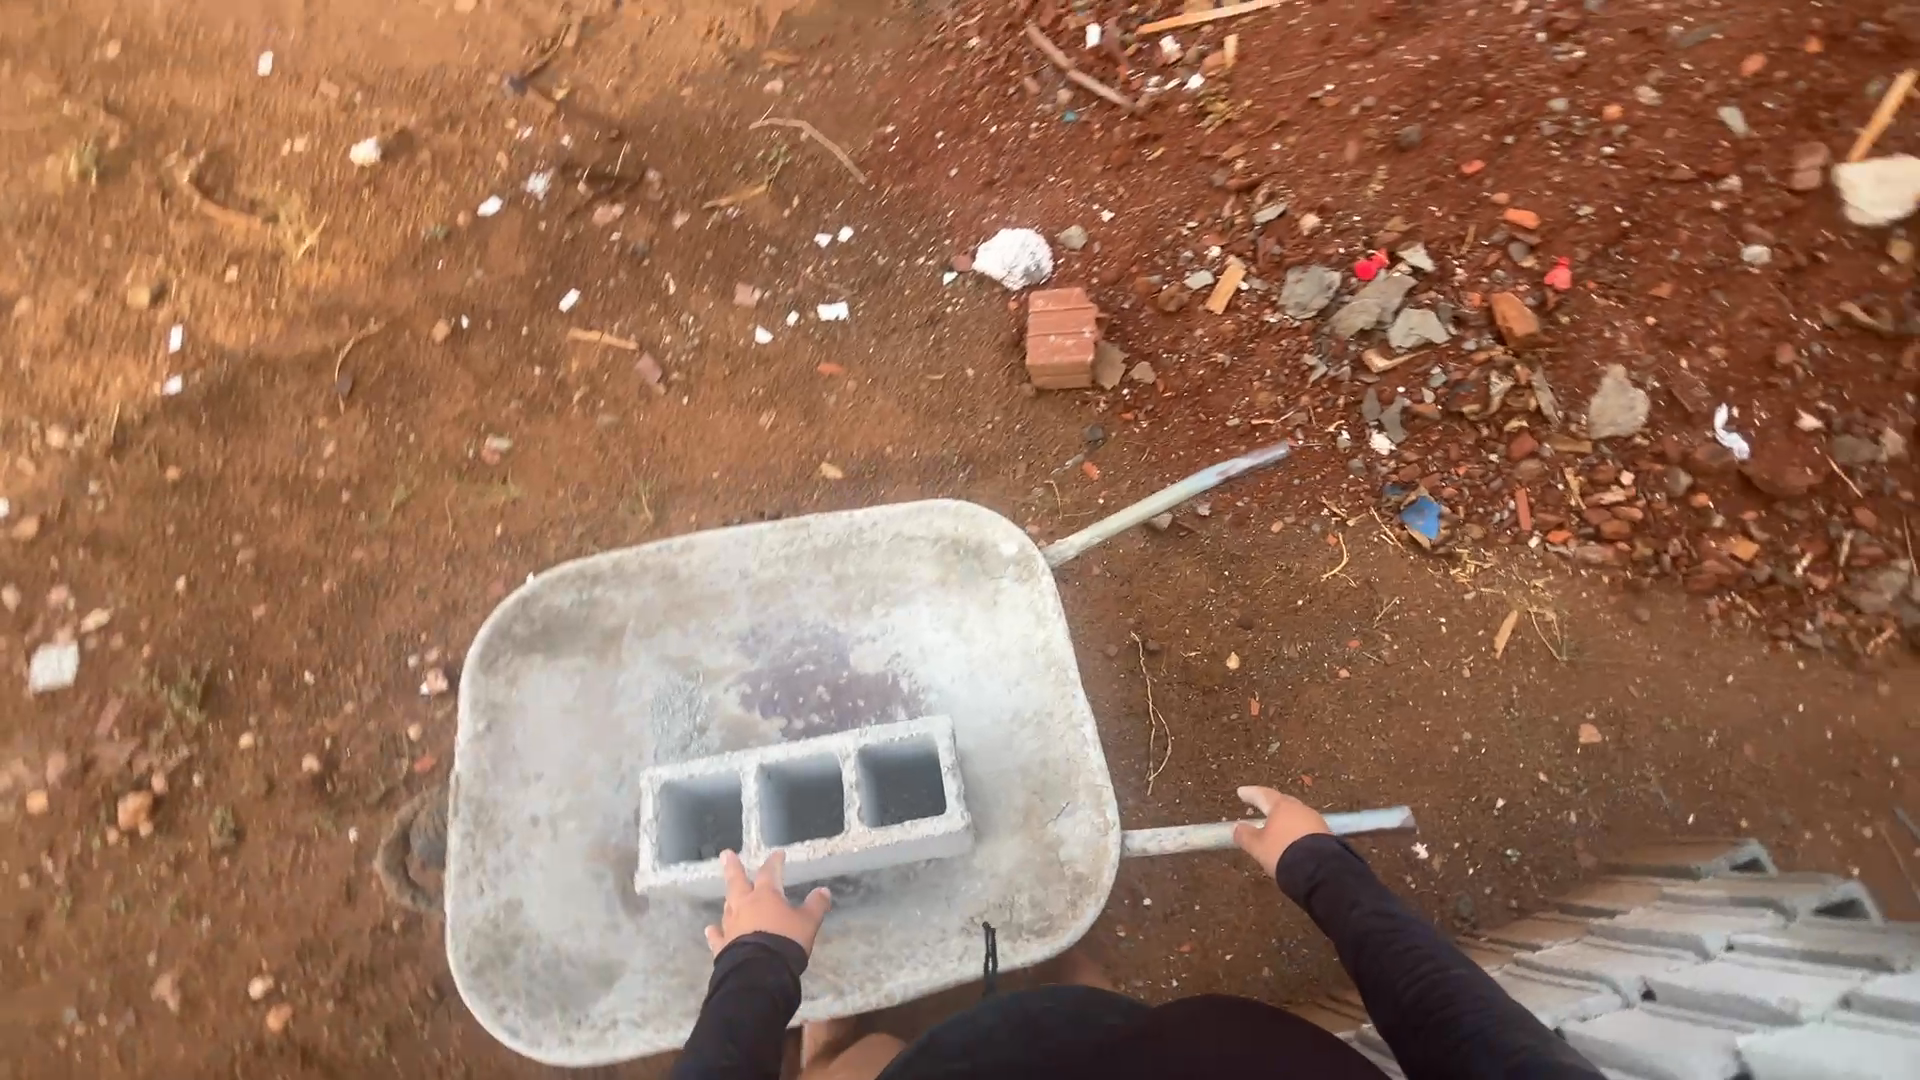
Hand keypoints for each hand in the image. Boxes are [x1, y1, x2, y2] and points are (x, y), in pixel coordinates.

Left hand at [703, 850, 833, 955]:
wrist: (760, 973)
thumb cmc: (785, 941)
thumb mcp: (808, 922)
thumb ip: (816, 905)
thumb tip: (824, 891)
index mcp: (765, 895)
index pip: (770, 872)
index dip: (774, 862)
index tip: (778, 854)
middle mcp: (745, 906)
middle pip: (737, 882)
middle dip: (733, 867)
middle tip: (725, 854)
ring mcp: (731, 926)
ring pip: (728, 906)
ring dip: (729, 898)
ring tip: (728, 894)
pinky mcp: (723, 947)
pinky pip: (717, 936)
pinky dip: (714, 932)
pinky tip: (709, 929)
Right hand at [1231, 786, 1331, 877]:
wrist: (1322, 873)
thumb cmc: (1283, 852)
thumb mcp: (1257, 846)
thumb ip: (1245, 835)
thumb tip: (1238, 827)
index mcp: (1281, 806)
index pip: (1262, 794)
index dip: (1250, 793)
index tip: (1241, 792)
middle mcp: (1300, 809)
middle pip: (1282, 803)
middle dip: (1271, 805)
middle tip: (1261, 806)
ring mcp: (1316, 822)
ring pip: (1297, 817)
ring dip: (1286, 821)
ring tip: (1277, 829)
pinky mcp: (1328, 838)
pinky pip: (1307, 830)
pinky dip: (1297, 833)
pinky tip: (1294, 843)